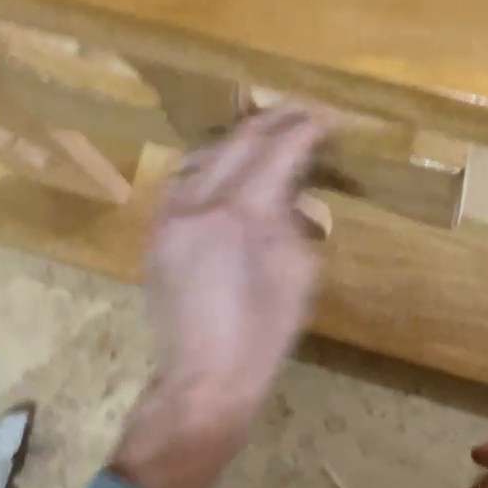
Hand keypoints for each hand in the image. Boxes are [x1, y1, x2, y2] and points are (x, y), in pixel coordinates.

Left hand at [109, 104, 333, 487]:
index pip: (280, 150)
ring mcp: (171, 214)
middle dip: (277, 120)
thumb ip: (293, 218)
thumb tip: (287, 188)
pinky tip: (229, 171)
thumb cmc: (266, 332)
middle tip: (305, 113)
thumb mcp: (299, 272)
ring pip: (206, 153)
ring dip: (242, 138)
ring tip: (269, 134)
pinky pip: (185, 180)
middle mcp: (200, 202)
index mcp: (244, 214)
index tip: (331, 118)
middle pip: (240, 138)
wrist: (206, 375)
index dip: (309, 128)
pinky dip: (213, 165)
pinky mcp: (157, 231)